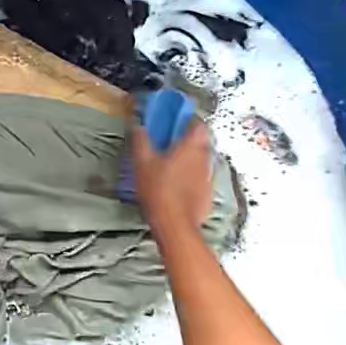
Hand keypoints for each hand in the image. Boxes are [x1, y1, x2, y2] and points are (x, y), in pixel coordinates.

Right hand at [130, 118, 214, 239]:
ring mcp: (207, 177)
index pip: (199, 124)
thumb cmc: (159, 189)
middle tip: (172, 137)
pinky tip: (177, 180)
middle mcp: (203, 159)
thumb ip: (140, 139)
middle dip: (189, 136)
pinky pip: (201, 175)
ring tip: (172, 158)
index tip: (176, 118)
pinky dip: (192, 172)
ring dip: (191, 154)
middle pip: (202, 140)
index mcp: (190, 147)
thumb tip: (138, 124)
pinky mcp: (207, 193)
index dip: (189, 118)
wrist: (175, 226)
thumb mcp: (142, 161)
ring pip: (202, 158)